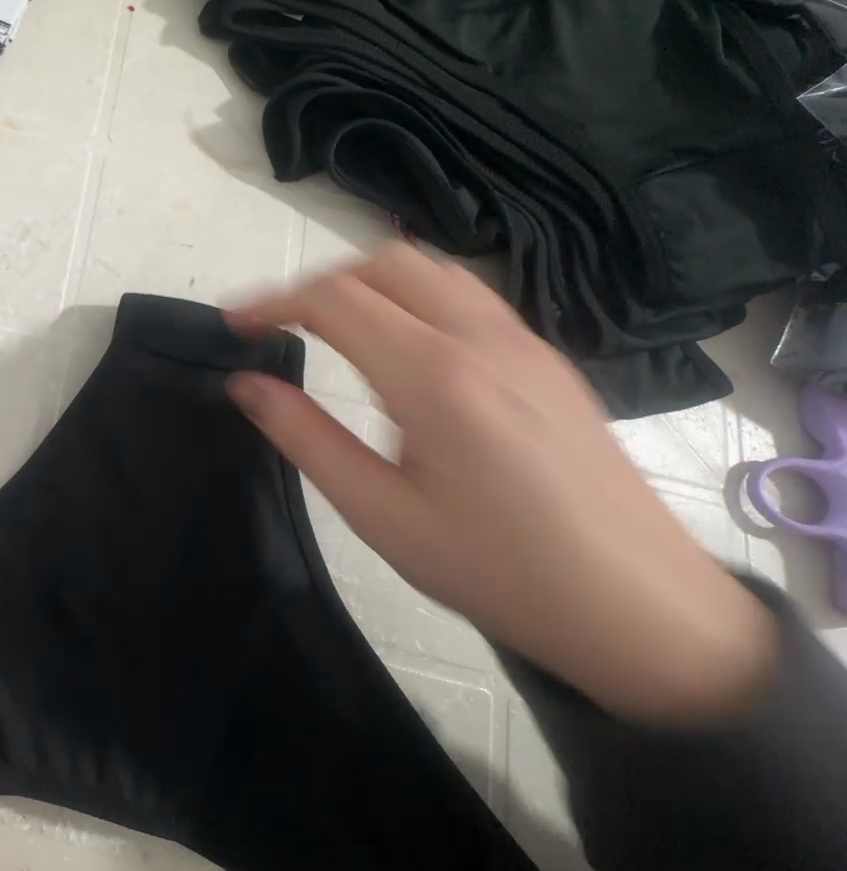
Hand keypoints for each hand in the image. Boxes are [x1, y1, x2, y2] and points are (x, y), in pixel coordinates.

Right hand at [228, 243, 774, 725]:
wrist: (643, 612)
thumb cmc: (496, 570)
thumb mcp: (379, 514)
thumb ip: (305, 438)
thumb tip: (245, 384)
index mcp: (436, 378)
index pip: (334, 300)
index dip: (271, 302)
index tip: (233, 327)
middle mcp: (484, 342)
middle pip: (384, 264)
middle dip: (317, 283)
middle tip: (278, 326)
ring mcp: (526, 346)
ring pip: (432, 270)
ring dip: (368, 282)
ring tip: (329, 326)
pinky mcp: (548, 363)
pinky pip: (469, 296)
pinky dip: (413, 296)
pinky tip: (399, 346)